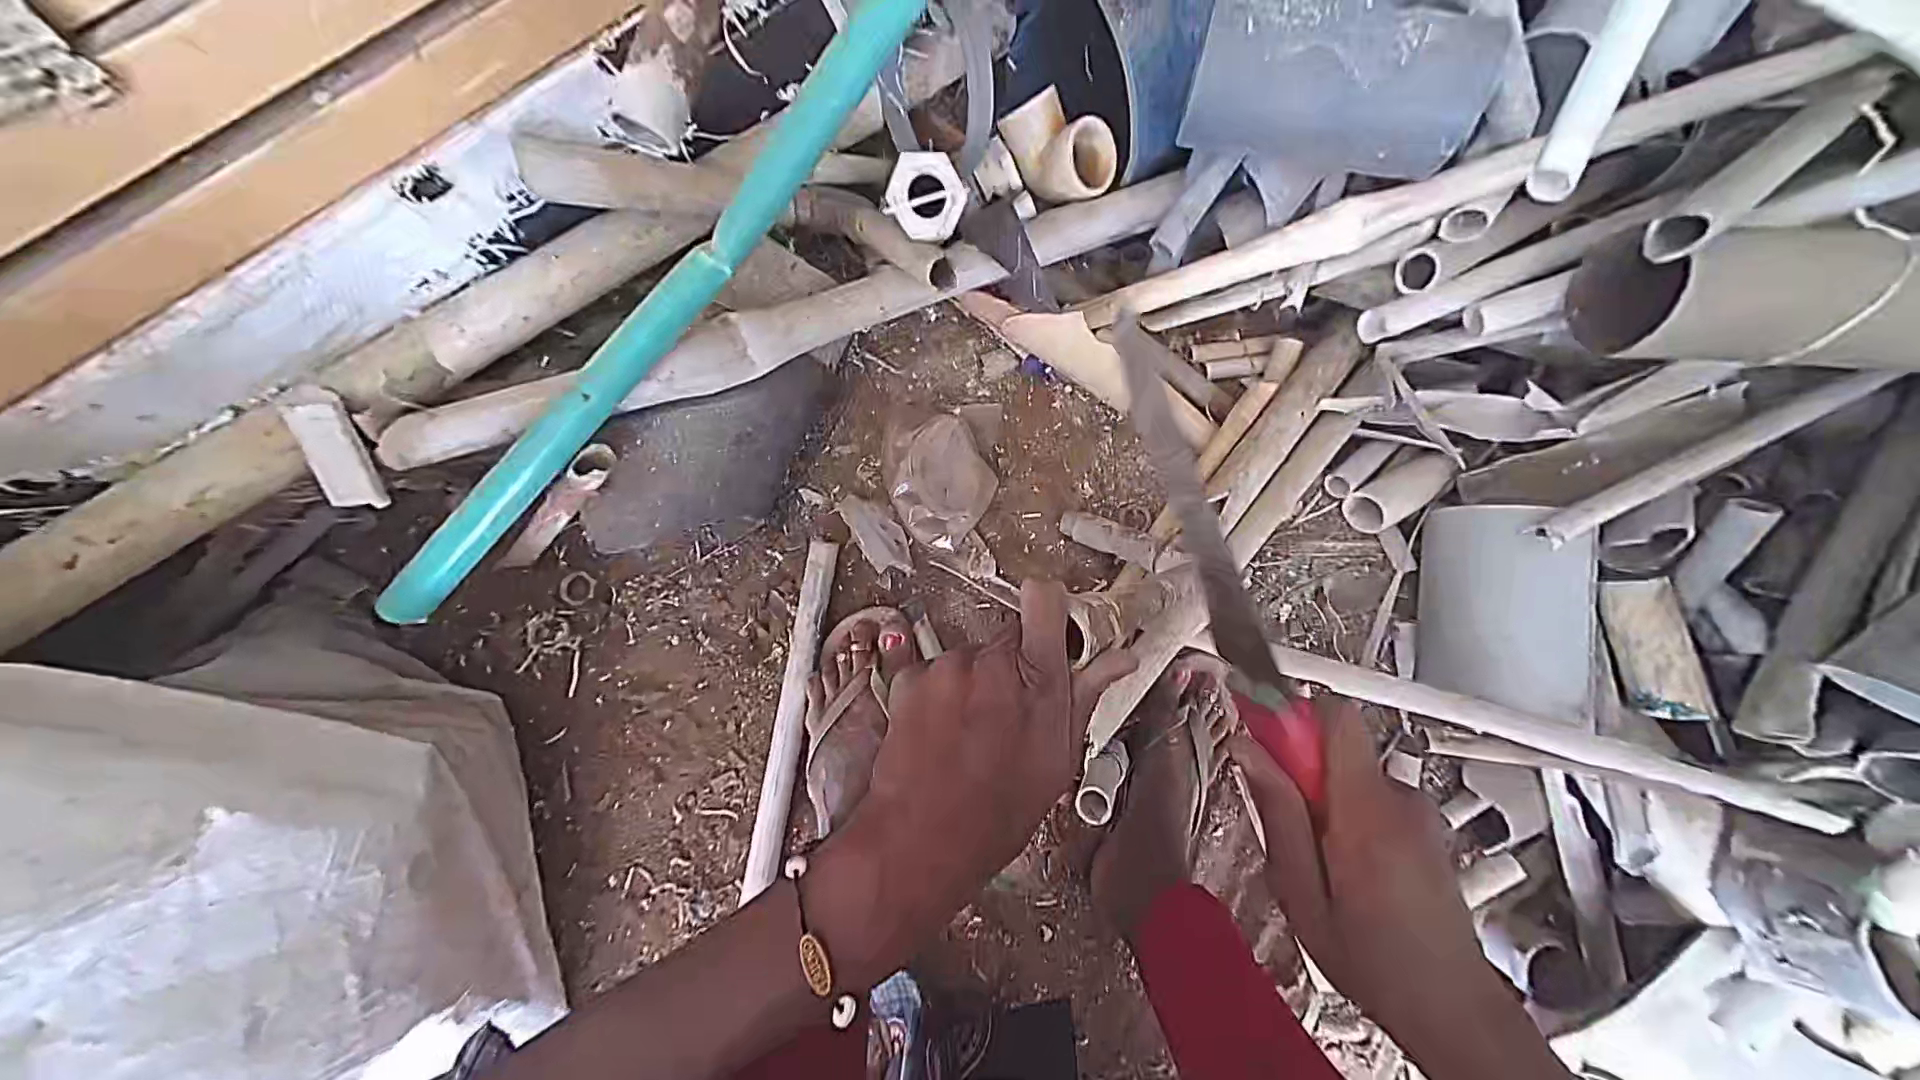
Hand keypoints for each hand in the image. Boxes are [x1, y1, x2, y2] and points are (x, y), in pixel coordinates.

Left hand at [806, 580, 1134, 984]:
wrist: (921, 839)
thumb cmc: (998, 811)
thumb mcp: (1059, 759)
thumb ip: (1086, 696)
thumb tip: (1121, 659)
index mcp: (1037, 679)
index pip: (1045, 600)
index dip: (1049, 606)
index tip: (1050, 622)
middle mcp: (989, 662)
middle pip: (1008, 640)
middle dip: (1013, 667)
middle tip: (1009, 713)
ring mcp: (945, 668)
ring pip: (970, 659)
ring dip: (974, 684)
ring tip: (971, 733)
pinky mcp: (910, 677)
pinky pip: (935, 672)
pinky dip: (940, 694)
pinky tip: (942, 733)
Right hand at [1229, 696, 1568, 1078]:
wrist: (1450, 1006)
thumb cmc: (1376, 959)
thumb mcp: (1299, 888)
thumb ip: (1276, 810)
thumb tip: (1248, 751)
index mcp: (1366, 812)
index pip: (1333, 716)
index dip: (1288, 710)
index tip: (1255, 722)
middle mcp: (1399, 799)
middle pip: (1333, 741)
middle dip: (1296, 766)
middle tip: (1280, 814)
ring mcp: (1417, 809)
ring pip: (1346, 767)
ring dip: (1319, 793)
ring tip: (1315, 851)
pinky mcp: (1422, 820)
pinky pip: (1367, 788)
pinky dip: (1344, 806)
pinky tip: (1342, 858)